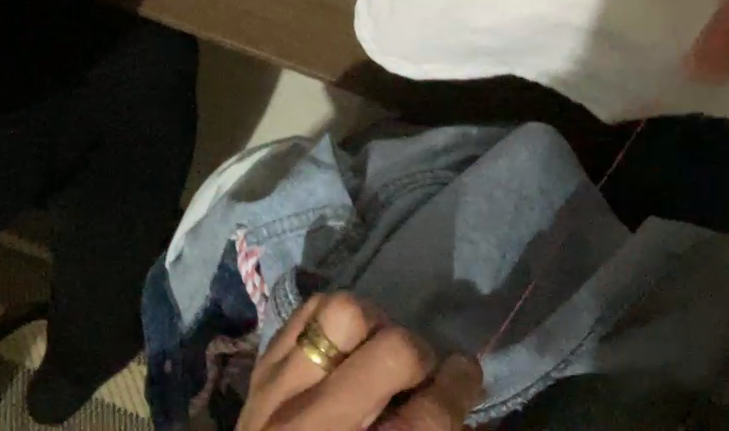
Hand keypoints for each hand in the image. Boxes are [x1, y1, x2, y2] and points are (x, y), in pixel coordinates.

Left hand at [239, 293, 482, 430]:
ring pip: (344, 314)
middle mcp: (318, 425)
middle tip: (421, 372)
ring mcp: (281, 391)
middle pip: (392, 353)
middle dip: (420, 356)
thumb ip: (425, 429)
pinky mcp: (262, 367)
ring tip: (377, 350)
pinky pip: (308, 310)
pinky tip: (344, 345)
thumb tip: (457, 394)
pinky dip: (334, 319)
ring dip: (374, 325)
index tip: (466, 373)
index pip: (427, 418)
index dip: (459, 388)